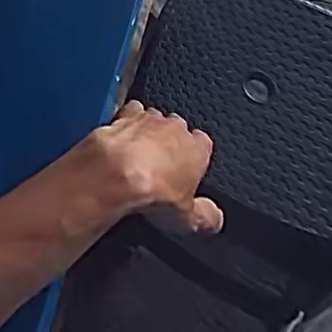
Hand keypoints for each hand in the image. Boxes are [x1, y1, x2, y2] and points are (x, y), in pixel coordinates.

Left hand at [84, 101, 223, 234]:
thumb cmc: (155, 193)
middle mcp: (175, 126)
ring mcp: (149, 116)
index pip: (204, 145)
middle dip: (172, 142)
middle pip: (178, 129)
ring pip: (154, 119)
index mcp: (197, 149)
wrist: (117, 172)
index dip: (196, 157)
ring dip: (149, 132)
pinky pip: (130, 112)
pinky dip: (128, 122)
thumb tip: (214, 217)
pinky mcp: (124, 113)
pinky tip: (122, 139)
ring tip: (139, 155)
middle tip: (161, 167)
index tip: (189, 171)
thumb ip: (207, 216)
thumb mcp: (189, 219)